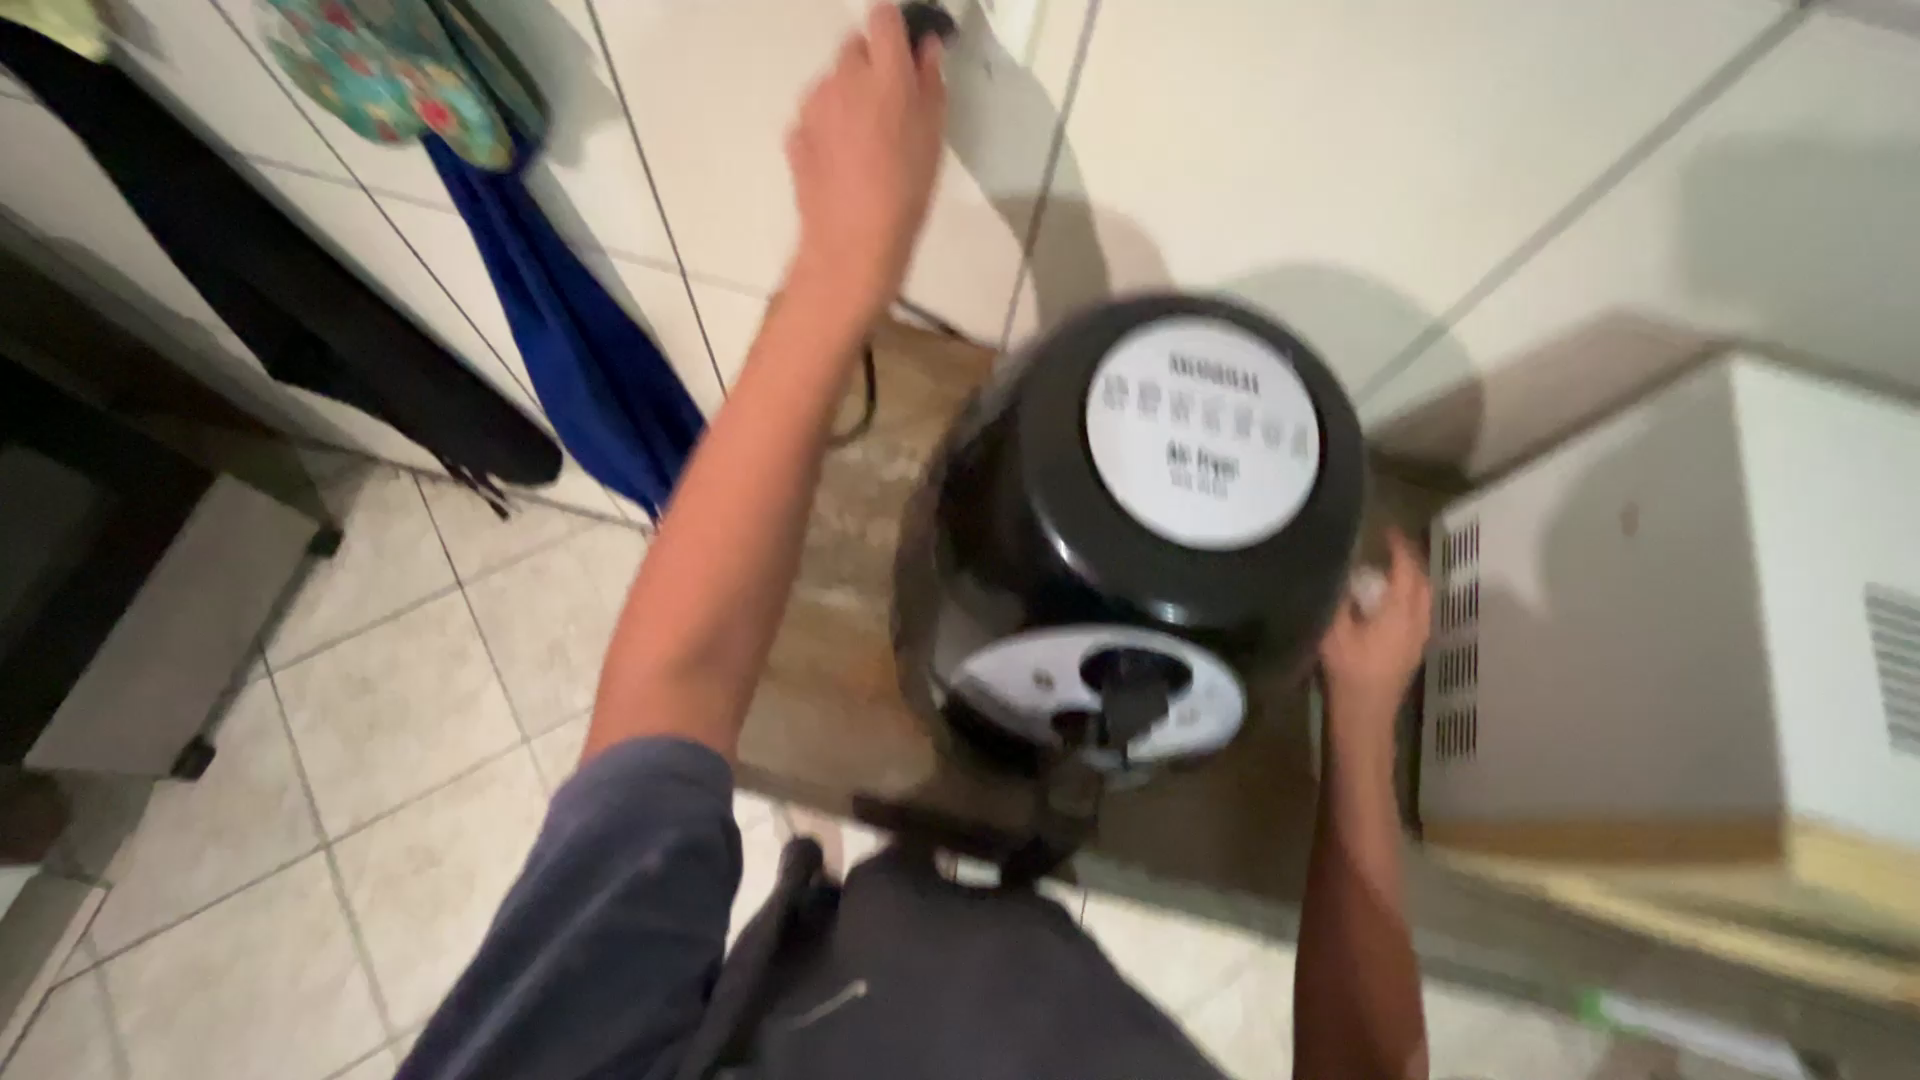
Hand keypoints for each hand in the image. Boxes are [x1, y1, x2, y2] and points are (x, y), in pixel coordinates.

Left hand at [784, 4, 946, 323]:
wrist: (852, 245)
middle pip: (855, 49)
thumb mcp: (934, 140)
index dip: (896, 32)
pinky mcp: (794, 134)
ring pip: (832, 83)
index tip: (906, 58)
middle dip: (871, 69)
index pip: (883, 17)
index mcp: (884, 74)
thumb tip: (926, 49)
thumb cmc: (904, 195)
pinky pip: (816, 117)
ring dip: (848, 99)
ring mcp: (812, 105)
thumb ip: (930, 84)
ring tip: (864, 148)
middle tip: (888, 112)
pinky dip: (828, 130)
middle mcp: (842, 77)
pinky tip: (842, 166)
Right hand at [1319, 530, 1432, 718]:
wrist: (1366, 713)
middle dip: (1410, 560)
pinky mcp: (1414, 650)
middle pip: (1422, 583)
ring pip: (1424, 598)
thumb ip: (1335, 598)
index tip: (1388, 529)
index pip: (1406, 571)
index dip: (1399, 548)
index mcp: (1397, 612)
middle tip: (1390, 545)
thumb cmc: (1347, 671)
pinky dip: (1410, 596)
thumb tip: (1335, 569)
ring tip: (1392, 568)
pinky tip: (1391, 600)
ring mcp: (1418, 637)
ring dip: (1412, 579)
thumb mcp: (1331, 631)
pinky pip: (1420, 611)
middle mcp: (1416, 621)